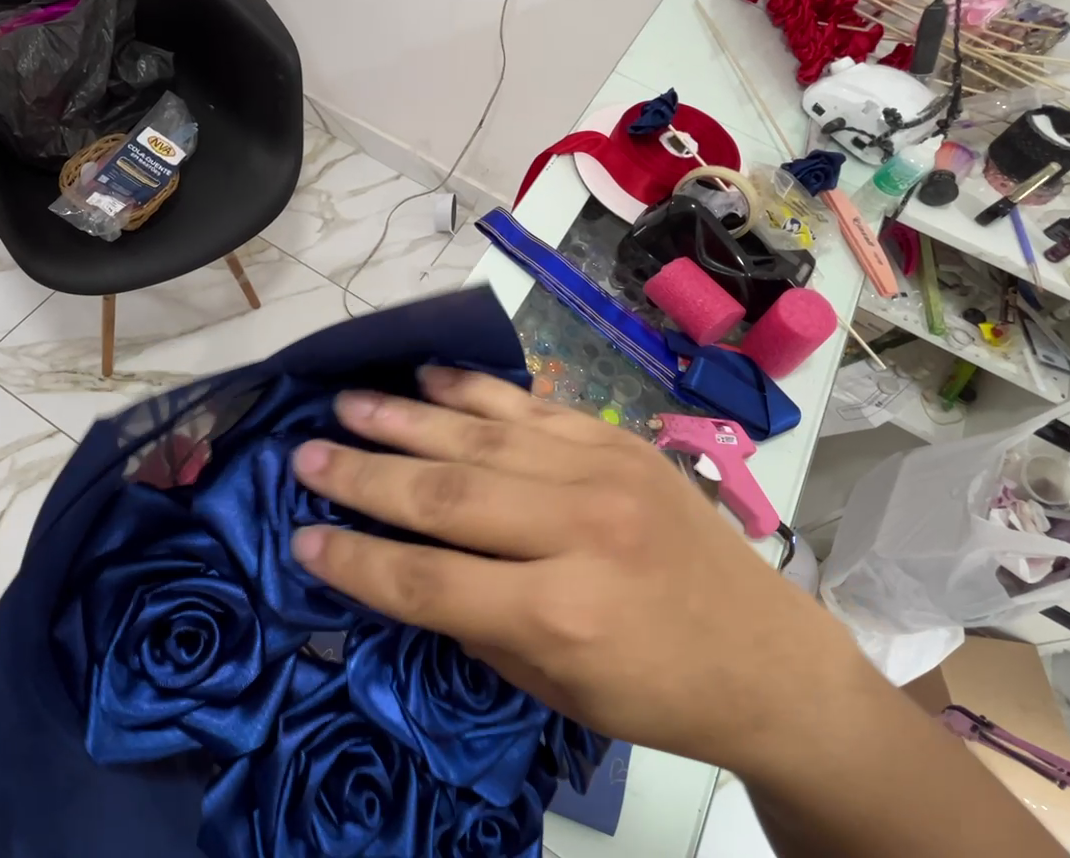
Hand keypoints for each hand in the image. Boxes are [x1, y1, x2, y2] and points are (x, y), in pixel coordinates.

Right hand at [288, 366, 891, 779]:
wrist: (768, 656)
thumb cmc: (655, 692)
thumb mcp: (551, 688)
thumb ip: (472, 622)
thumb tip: (397, 564)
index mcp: (559, 616)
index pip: (426, 581)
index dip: (355, 561)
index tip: (300, 538)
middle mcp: (577, 532)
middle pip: (442, 495)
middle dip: (362, 475)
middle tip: (304, 454)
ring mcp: (603, 474)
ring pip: (478, 437)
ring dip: (402, 418)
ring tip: (345, 404)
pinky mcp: (620, 442)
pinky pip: (530, 408)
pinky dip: (472, 390)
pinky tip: (426, 376)